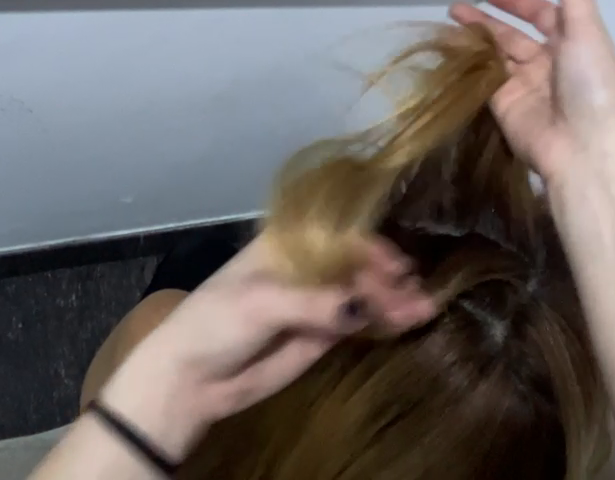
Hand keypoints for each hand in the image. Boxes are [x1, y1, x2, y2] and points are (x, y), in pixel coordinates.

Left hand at [99, 235, 434, 457]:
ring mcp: (316, 299)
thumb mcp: (260, 304)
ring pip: (362, 292)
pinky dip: (383, 319)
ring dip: (393, 297)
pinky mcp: (321, 334)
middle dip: (387, 275)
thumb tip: (363, 307)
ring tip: (423, 309)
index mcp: (286, 242)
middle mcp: (306, 265)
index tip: (395, 266)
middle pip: (356, 263)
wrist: (192, 378)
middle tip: (415, 295)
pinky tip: (408, 320)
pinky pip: (358, 321)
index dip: (369, 247)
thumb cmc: (216, 321)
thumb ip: (313, 304)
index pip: (338, 235)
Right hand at [450, 0, 614, 182]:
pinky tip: (449, 48)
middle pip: (512, 34)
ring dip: (475, 38)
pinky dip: (469, 63)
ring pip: (495, 54)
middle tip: (456, 8)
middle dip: (486, 20)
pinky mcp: (504, 105)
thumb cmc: (591, 86)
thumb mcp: (586, 34)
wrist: (583, 150)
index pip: (541, 14)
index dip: (515, 0)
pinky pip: (484, 77)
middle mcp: (548, 62)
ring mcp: (524, 85)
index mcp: (573, 44)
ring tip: (448, 22)